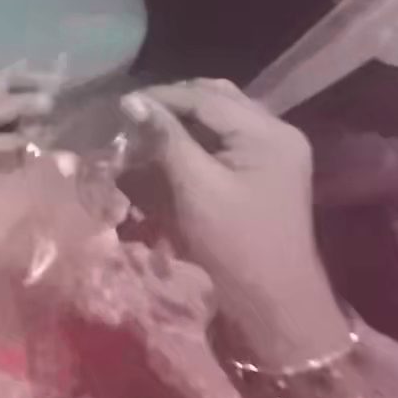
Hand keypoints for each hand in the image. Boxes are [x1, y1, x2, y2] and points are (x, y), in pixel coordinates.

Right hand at [124, 79, 348, 366]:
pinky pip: (225, 133)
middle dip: (172, 101)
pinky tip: (170, 141)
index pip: (205, 97)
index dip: (160, 97)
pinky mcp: (265, 165)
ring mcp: (274, 149)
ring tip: (148, 124)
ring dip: (183, 114)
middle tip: (134, 113)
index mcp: (266, 134)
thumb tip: (130, 101)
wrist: (272, 300)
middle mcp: (276, 131)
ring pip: (220, 112)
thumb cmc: (233, 242)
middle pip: (216, 96)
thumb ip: (164, 137)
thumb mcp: (194, 184)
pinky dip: (195, 131)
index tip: (120, 104)